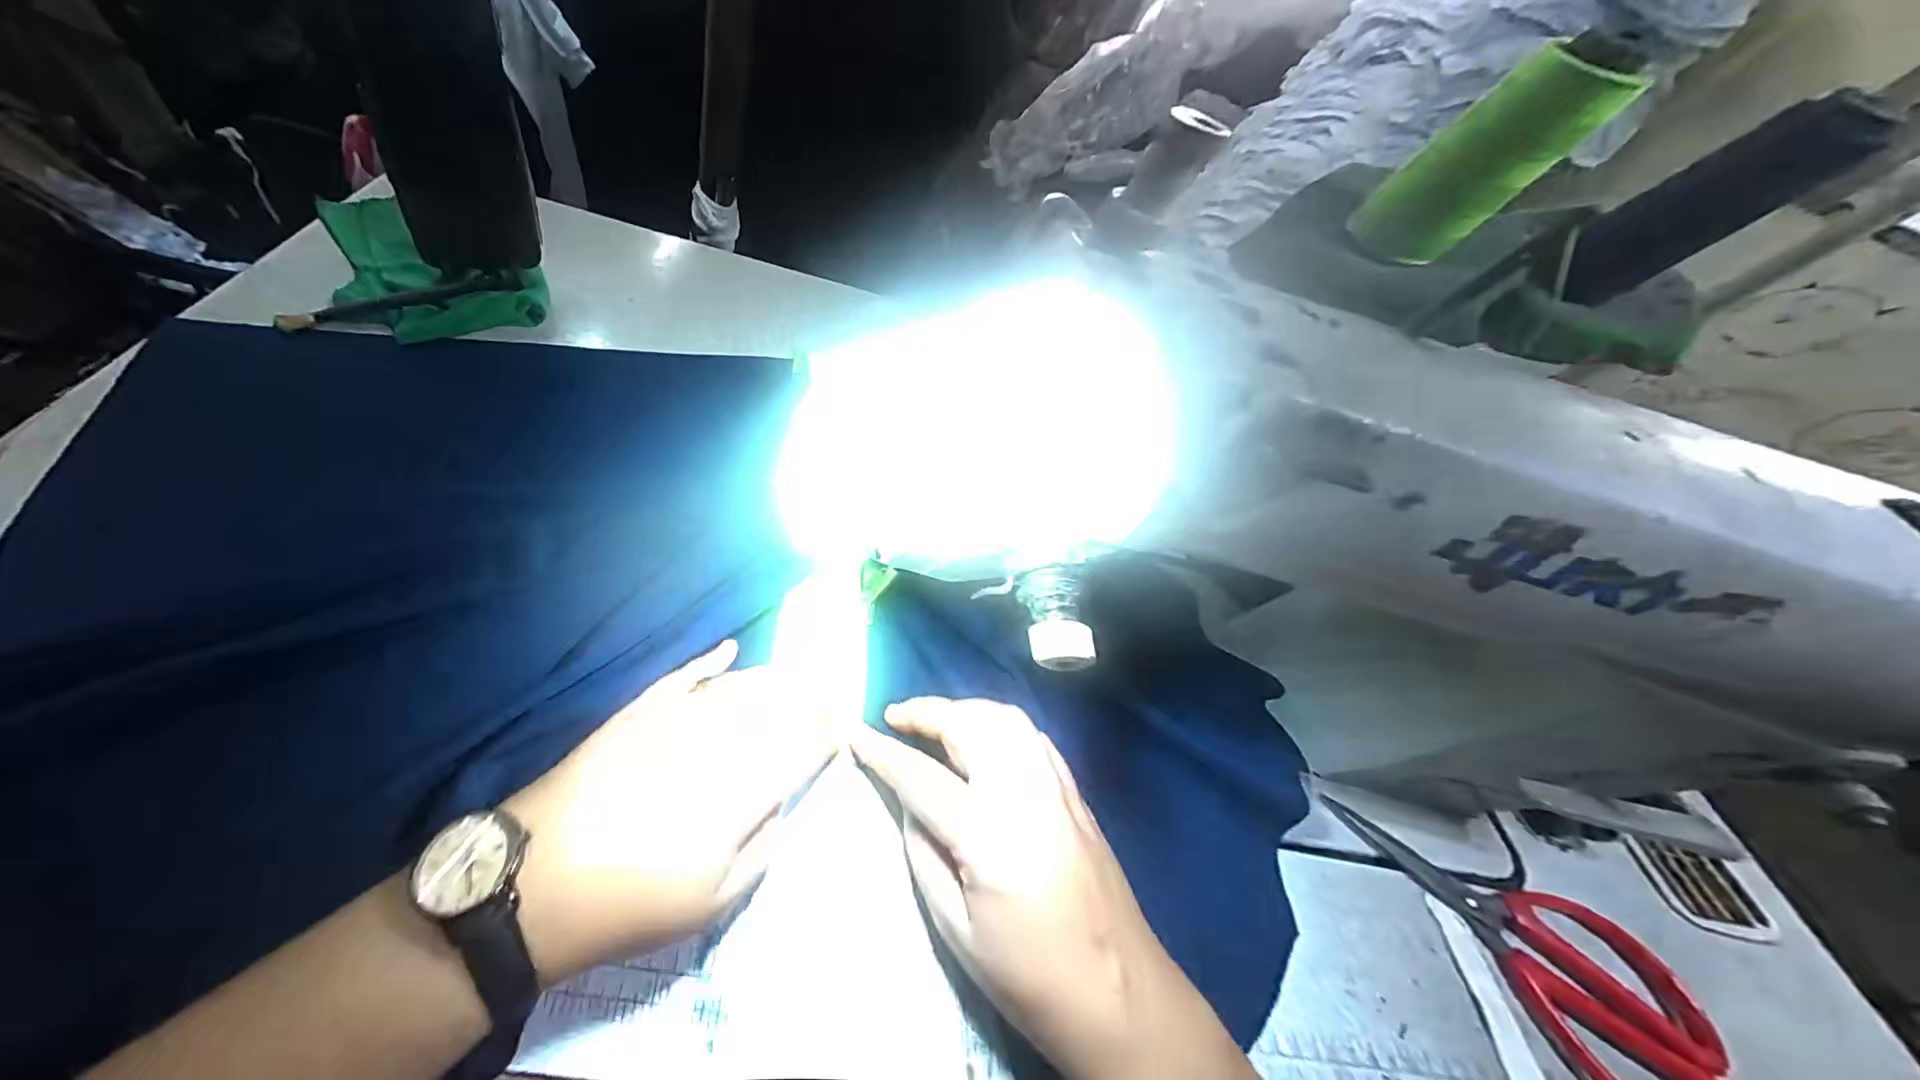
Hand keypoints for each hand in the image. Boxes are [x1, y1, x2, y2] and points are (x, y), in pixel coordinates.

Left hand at [503, 641, 835, 983]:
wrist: (530, 887)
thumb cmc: (628, 904)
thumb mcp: (710, 904)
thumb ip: (761, 850)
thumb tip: (781, 805)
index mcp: (738, 794)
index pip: (797, 750)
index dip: (824, 733)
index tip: (843, 723)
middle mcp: (714, 747)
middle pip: (774, 710)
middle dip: (807, 699)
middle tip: (827, 690)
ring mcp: (672, 724)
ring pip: (735, 687)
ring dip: (771, 678)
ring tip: (792, 674)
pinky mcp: (635, 716)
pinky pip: (681, 677)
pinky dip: (708, 662)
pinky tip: (729, 651)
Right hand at [850, 698, 1256, 1079]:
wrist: (1116, 991)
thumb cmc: (1027, 973)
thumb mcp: (955, 929)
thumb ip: (924, 856)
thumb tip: (912, 807)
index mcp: (988, 833)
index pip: (922, 777)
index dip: (884, 753)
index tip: (856, 734)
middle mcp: (1025, 793)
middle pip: (971, 726)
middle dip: (929, 712)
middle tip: (897, 716)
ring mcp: (1057, 788)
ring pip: (1008, 720)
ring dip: (966, 710)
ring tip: (936, 721)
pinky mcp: (1077, 794)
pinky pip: (1034, 739)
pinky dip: (1002, 725)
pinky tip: (986, 739)